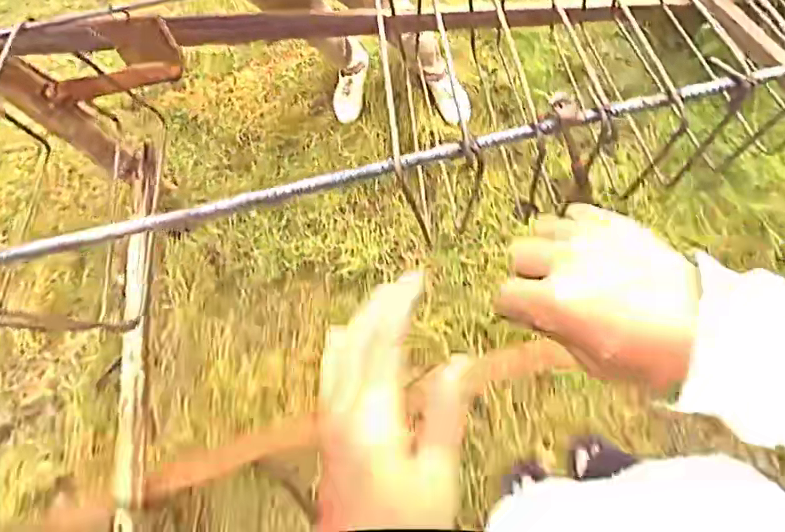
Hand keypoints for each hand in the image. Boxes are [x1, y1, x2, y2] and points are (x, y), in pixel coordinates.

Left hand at [318, 272, 471, 531]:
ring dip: (362, 317)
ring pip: (341, 350)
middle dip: (381, 301)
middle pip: (359, 337)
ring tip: (380, 295)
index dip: (401, 302)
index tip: (417, 277)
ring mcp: (329, 421)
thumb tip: (457, 364)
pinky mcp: (327, 433)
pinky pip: (330, 370)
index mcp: (373, 415)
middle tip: (404, 278)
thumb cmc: (401, 528)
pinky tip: (342, 335)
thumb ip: (445, 415)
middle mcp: (344, 410)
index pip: (386, 339)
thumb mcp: (436, 477)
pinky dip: (342, 343)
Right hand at [494, 205, 699, 393]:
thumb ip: (555, 332)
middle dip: (526, 271)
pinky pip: (573, 211)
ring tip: (567, 261)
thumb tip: (534, 315)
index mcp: (556, 301)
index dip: (512, 306)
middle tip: (545, 285)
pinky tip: (588, 245)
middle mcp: (564, 260)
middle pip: (518, 251)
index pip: (505, 293)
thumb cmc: (648, 353)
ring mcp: (587, 235)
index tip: (523, 310)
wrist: (698, 322)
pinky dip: (573, 227)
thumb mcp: (593, 361)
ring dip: (548, 245)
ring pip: (541, 225)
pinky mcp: (610, 220)